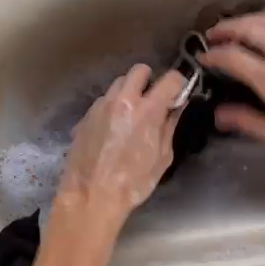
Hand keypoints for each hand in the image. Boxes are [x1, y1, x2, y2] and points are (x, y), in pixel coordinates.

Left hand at [57, 64, 186, 221]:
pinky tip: (112, 128)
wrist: (91, 195)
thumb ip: (169, 127)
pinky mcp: (85, 115)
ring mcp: (101, 106)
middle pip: (139, 70)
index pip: (170, 79)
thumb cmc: (133, 182)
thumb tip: (176, 108)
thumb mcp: (162, 158)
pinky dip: (112, 106)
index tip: (178, 93)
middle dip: (149, 79)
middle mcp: (123, 100)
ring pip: (118, 84)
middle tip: (152, 99)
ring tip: (131, 113)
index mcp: (147, 110)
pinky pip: (103, 101)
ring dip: (128, 92)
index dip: (178, 83)